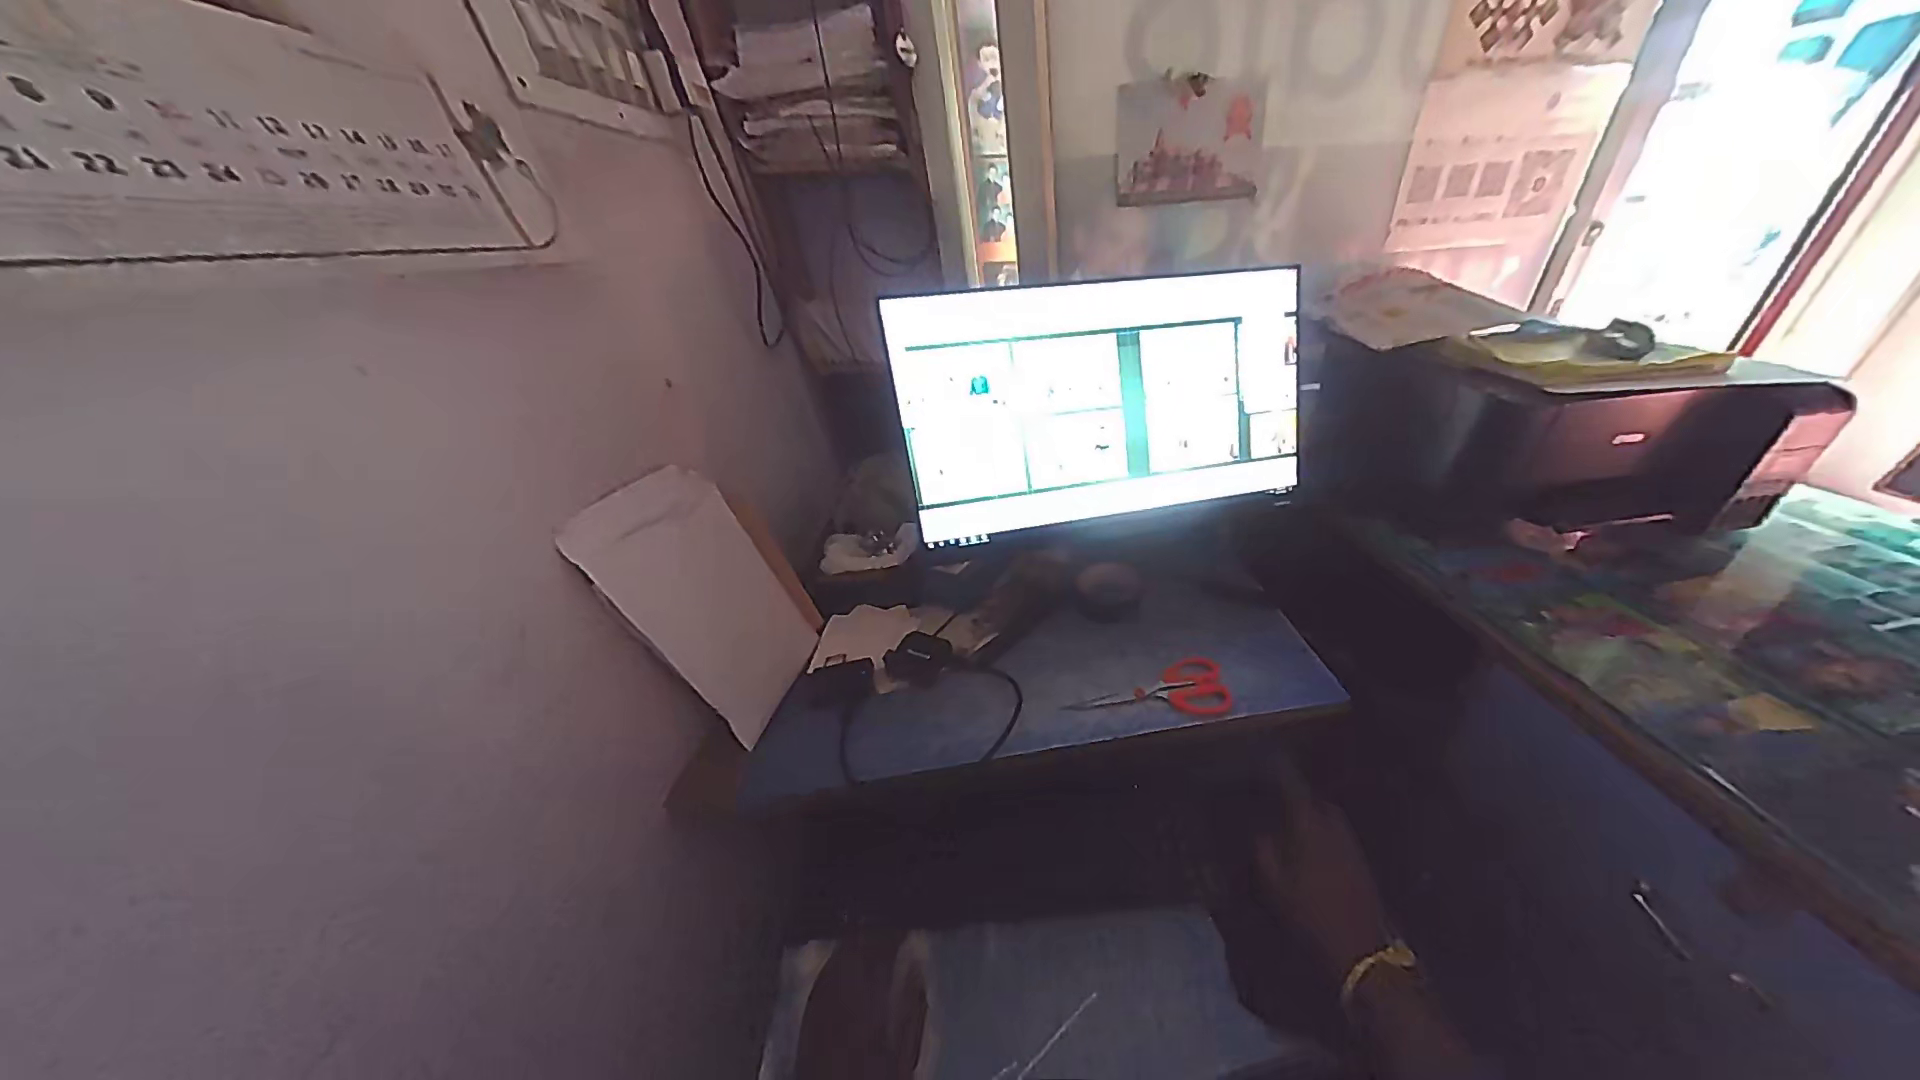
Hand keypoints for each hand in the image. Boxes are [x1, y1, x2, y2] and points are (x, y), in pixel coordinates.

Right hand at [1252, 755, 1394, 980]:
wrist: (1361, 951)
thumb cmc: (1309, 912)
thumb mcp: (1273, 881)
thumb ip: (1263, 847)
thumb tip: (1259, 826)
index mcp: (1309, 823)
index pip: (1291, 784)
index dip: (1276, 769)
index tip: (1262, 758)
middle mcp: (1333, 825)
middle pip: (1313, 798)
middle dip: (1294, 793)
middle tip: (1272, 795)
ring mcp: (1351, 843)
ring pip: (1327, 815)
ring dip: (1309, 811)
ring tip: (1288, 819)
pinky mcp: (1360, 861)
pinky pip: (1336, 832)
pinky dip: (1320, 829)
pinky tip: (1309, 844)